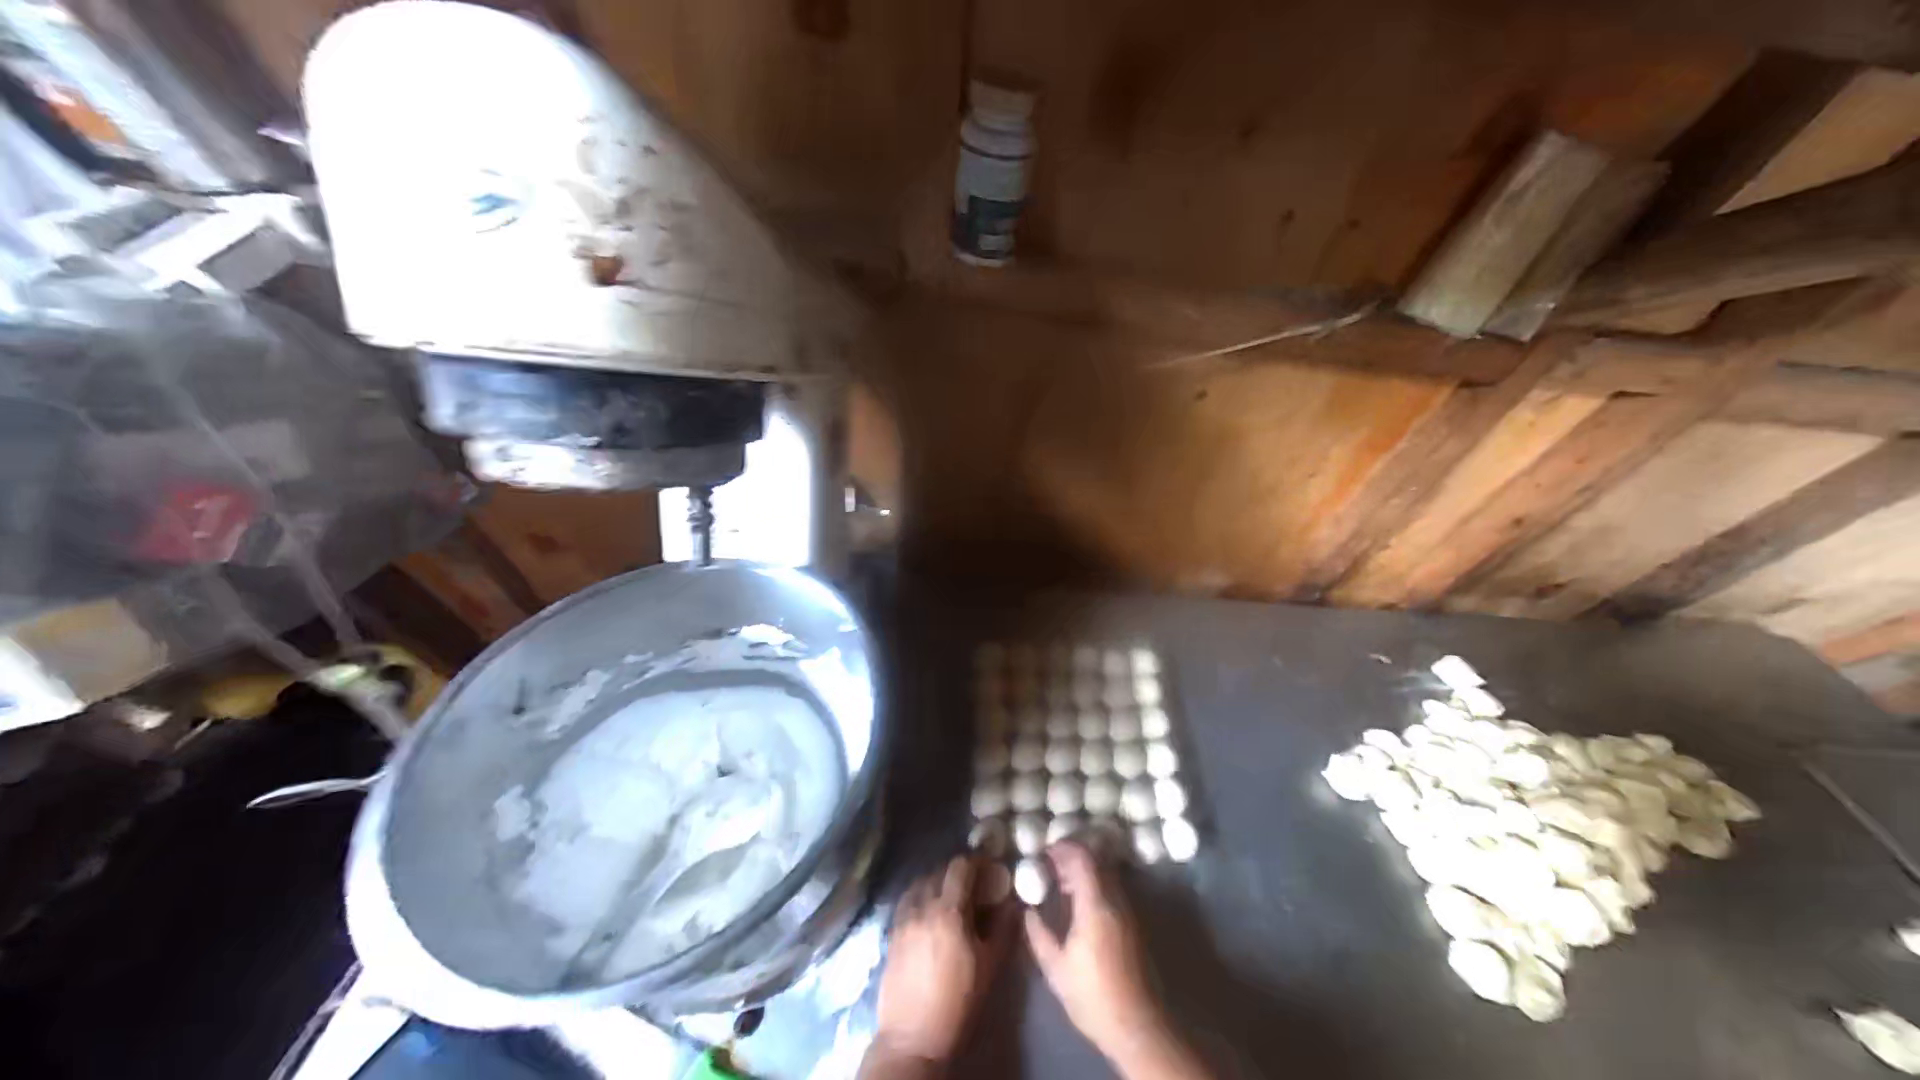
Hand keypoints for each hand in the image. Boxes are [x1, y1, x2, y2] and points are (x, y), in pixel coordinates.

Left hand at [870, 855, 1014, 1070]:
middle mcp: (921, 906)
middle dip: (957, 872)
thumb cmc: (958, 1002)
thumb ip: (1003, 928)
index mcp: (948, 910)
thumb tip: (1012, 903)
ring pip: (919, 884)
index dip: (976, 861)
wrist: (913, 1036)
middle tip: (974, 884)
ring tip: (951, 897)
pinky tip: (929, 913)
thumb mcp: (990, 966)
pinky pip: (906, 901)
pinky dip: (920, 897)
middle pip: (939, 872)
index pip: (960, 867)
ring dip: (937, 883)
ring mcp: (902, 918)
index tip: (990, 867)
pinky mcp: (891, 933)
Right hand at [1024, 841, 1167, 1058]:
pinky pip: (1112, 890)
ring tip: (1059, 882)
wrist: (1137, 1026)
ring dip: (1084, 870)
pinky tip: (1077, 902)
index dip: (1064, 849)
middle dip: (1073, 856)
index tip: (1044, 851)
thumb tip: (1027, 910)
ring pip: (1106, 875)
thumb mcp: (1055, 967)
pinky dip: (1094, 884)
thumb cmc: (1092, 996)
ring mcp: (1128, 912)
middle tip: (1049, 863)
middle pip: (1097, 862)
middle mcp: (1116, 901)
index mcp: (1096, 906)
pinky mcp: (1132, 925)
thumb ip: (1038, 934)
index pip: (1083, 859)